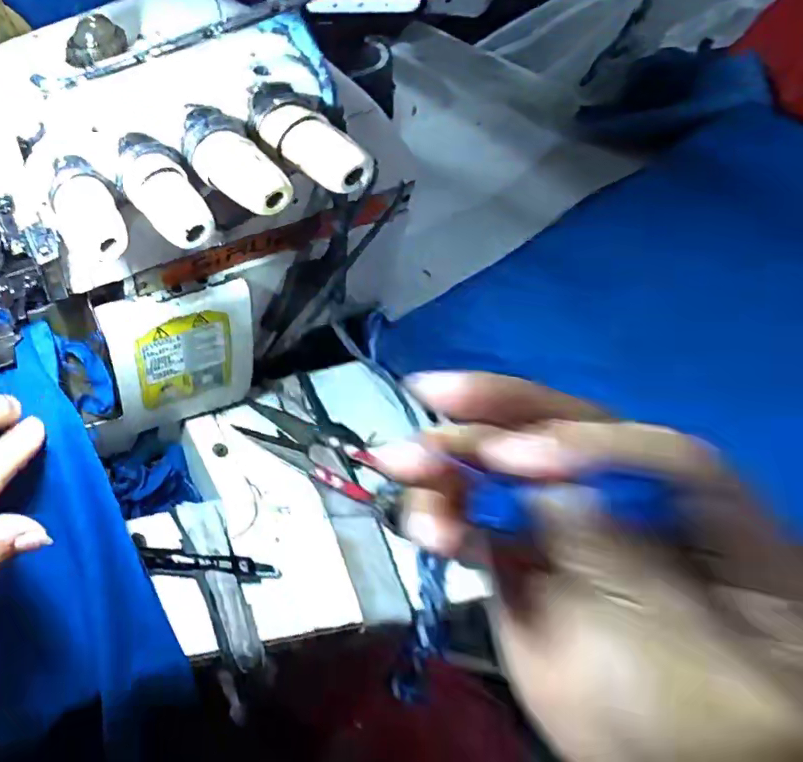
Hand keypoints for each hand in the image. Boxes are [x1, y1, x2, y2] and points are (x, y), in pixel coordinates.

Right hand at [373, 373, 802, 761]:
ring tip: (400, 470)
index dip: (584, 444)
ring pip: (497, 467)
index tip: (510, 459)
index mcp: (723, 541)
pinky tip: (423, 531)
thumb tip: (554, 489)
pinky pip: (463, 508)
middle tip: (427, 394)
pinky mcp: (510, 547)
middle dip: (494, 416)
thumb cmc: (698, 734)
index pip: (661, 459)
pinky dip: (431, 507)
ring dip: (444, 460)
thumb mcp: (684, 663)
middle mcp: (640, 516)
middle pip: (568, 437)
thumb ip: (626, 569)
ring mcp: (567, 529)